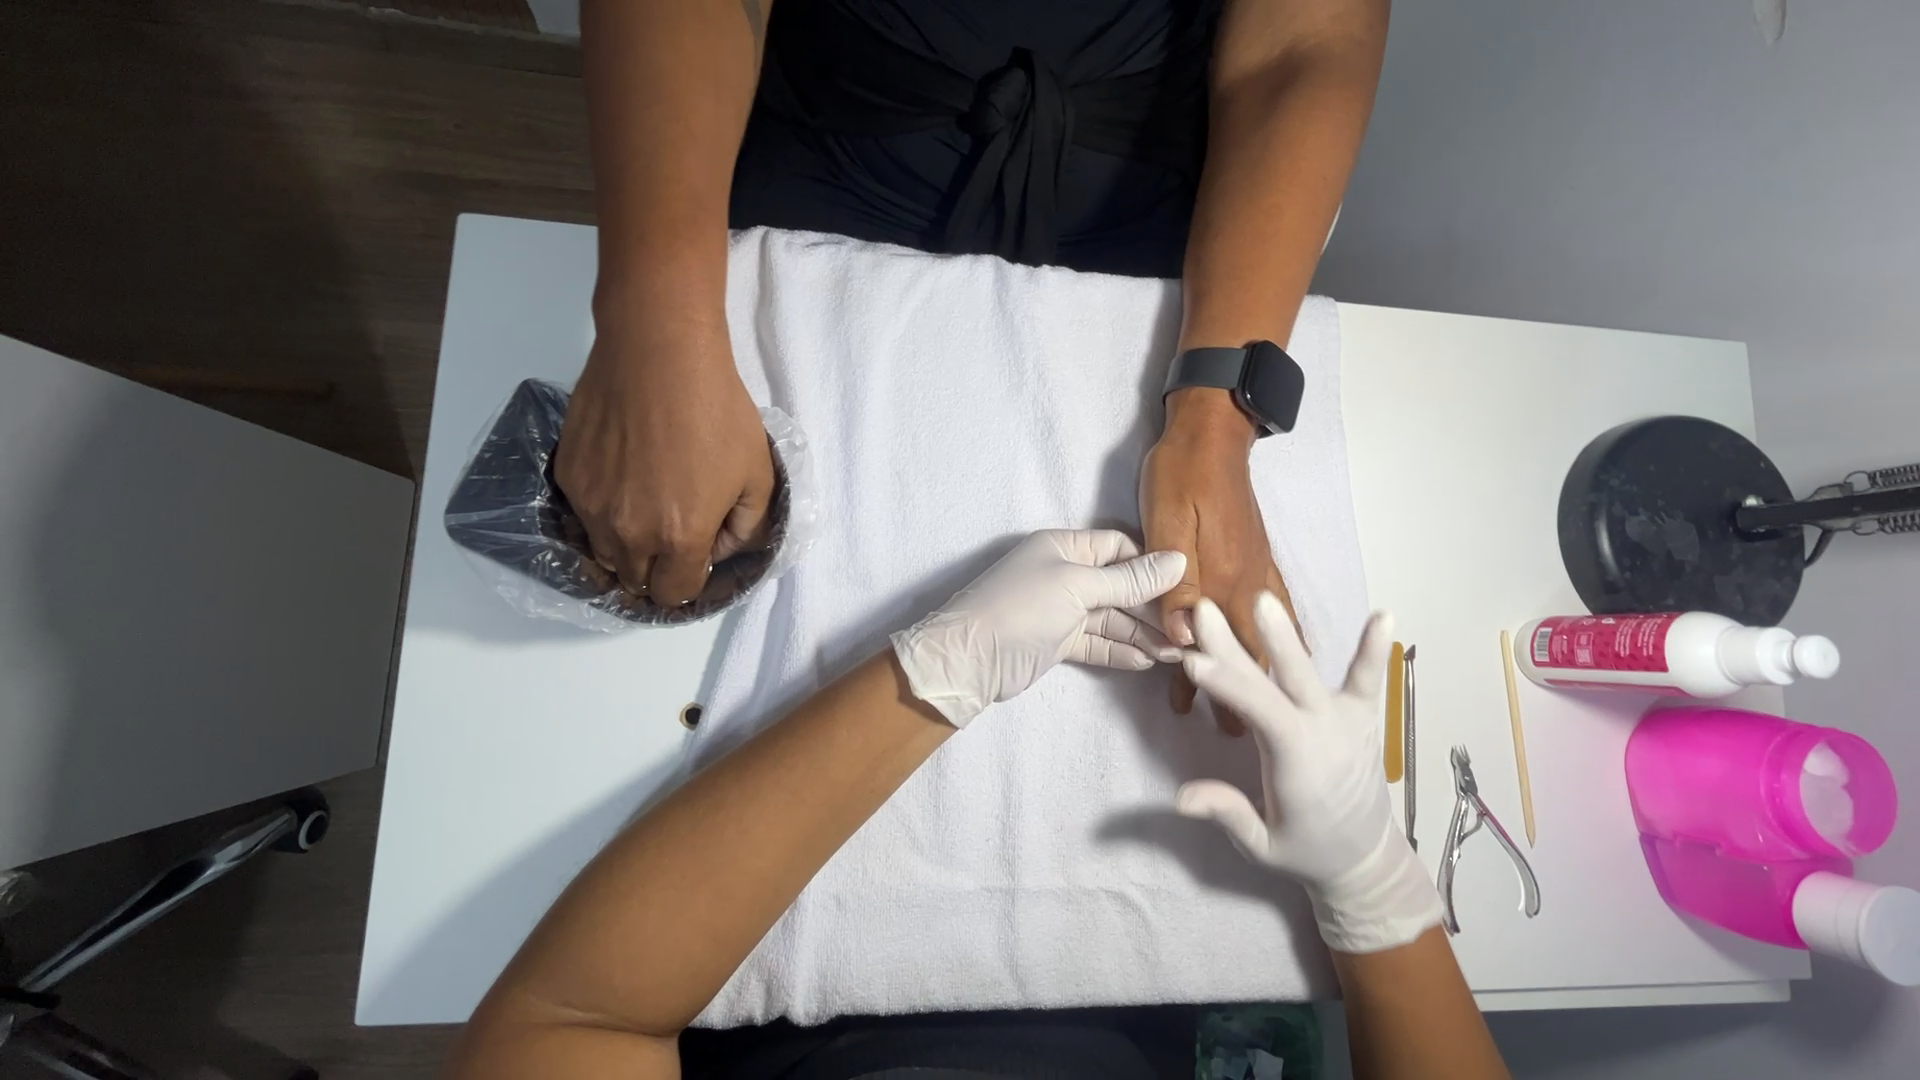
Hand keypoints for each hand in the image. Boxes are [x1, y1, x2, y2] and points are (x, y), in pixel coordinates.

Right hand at [554, 319, 775, 604]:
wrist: (659, 354)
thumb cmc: (717, 412)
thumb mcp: (758, 474)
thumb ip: (748, 527)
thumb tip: (726, 550)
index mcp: (679, 538)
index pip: (676, 593)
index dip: (691, 581)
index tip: (698, 558)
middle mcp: (628, 533)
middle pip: (637, 582)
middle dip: (658, 571)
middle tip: (675, 537)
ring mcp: (591, 506)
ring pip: (604, 555)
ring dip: (627, 548)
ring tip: (647, 513)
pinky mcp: (568, 476)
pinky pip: (584, 517)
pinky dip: (604, 515)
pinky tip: (625, 482)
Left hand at [891, 530, 1187, 727]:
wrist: (970, 658)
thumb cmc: (1022, 608)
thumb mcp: (1078, 587)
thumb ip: (1129, 579)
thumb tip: (1179, 560)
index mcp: (1064, 547)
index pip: (1119, 547)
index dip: (1150, 564)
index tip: (1185, 586)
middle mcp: (1064, 574)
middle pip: (1119, 585)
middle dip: (1152, 606)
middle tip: (1188, 629)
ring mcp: (1060, 610)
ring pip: (1111, 618)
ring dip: (1142, 634)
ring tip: (1176, 653)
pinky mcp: (1057, 642)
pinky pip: (1097, 643)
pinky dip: (1120, 651)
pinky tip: (1148, 662)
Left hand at [1142, 389, 1298, 733]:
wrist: (1213, 430)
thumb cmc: (1181, 475)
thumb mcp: (1167, 524)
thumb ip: (1174, 582)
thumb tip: (1184, 638)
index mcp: (1220, 578)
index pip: (1218, 645)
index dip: (1211, 683)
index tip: (1209, 719)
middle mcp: (1245, 579)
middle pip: (1247, 646)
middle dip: (1241, 688)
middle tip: (1236, 730)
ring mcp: (1254, 566)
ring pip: (1259, 629)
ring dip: (1257, 665)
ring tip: (1257, 700)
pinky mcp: (1254, 554)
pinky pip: (1268, 604)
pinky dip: (1274, 632)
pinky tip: (1280, 647)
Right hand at [1174, 594, 1441, 952]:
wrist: (1367, 860)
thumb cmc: (1306, 850)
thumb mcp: (1262, 844)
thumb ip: (1228, 813)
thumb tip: (1180, 799)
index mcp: (1296, 762)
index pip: (1257, 713)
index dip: (1225, 686)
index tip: (1192, 660)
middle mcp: (1321, 734)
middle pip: (1274, 682)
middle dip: (1238, 646)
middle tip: (1207, 610)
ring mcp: (1346, 722)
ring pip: (1310, 674)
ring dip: (1286, 637)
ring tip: (1263, 598)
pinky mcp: (1363, 719)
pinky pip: (1369, 681)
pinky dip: (1373, 649)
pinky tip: (1384, 615)